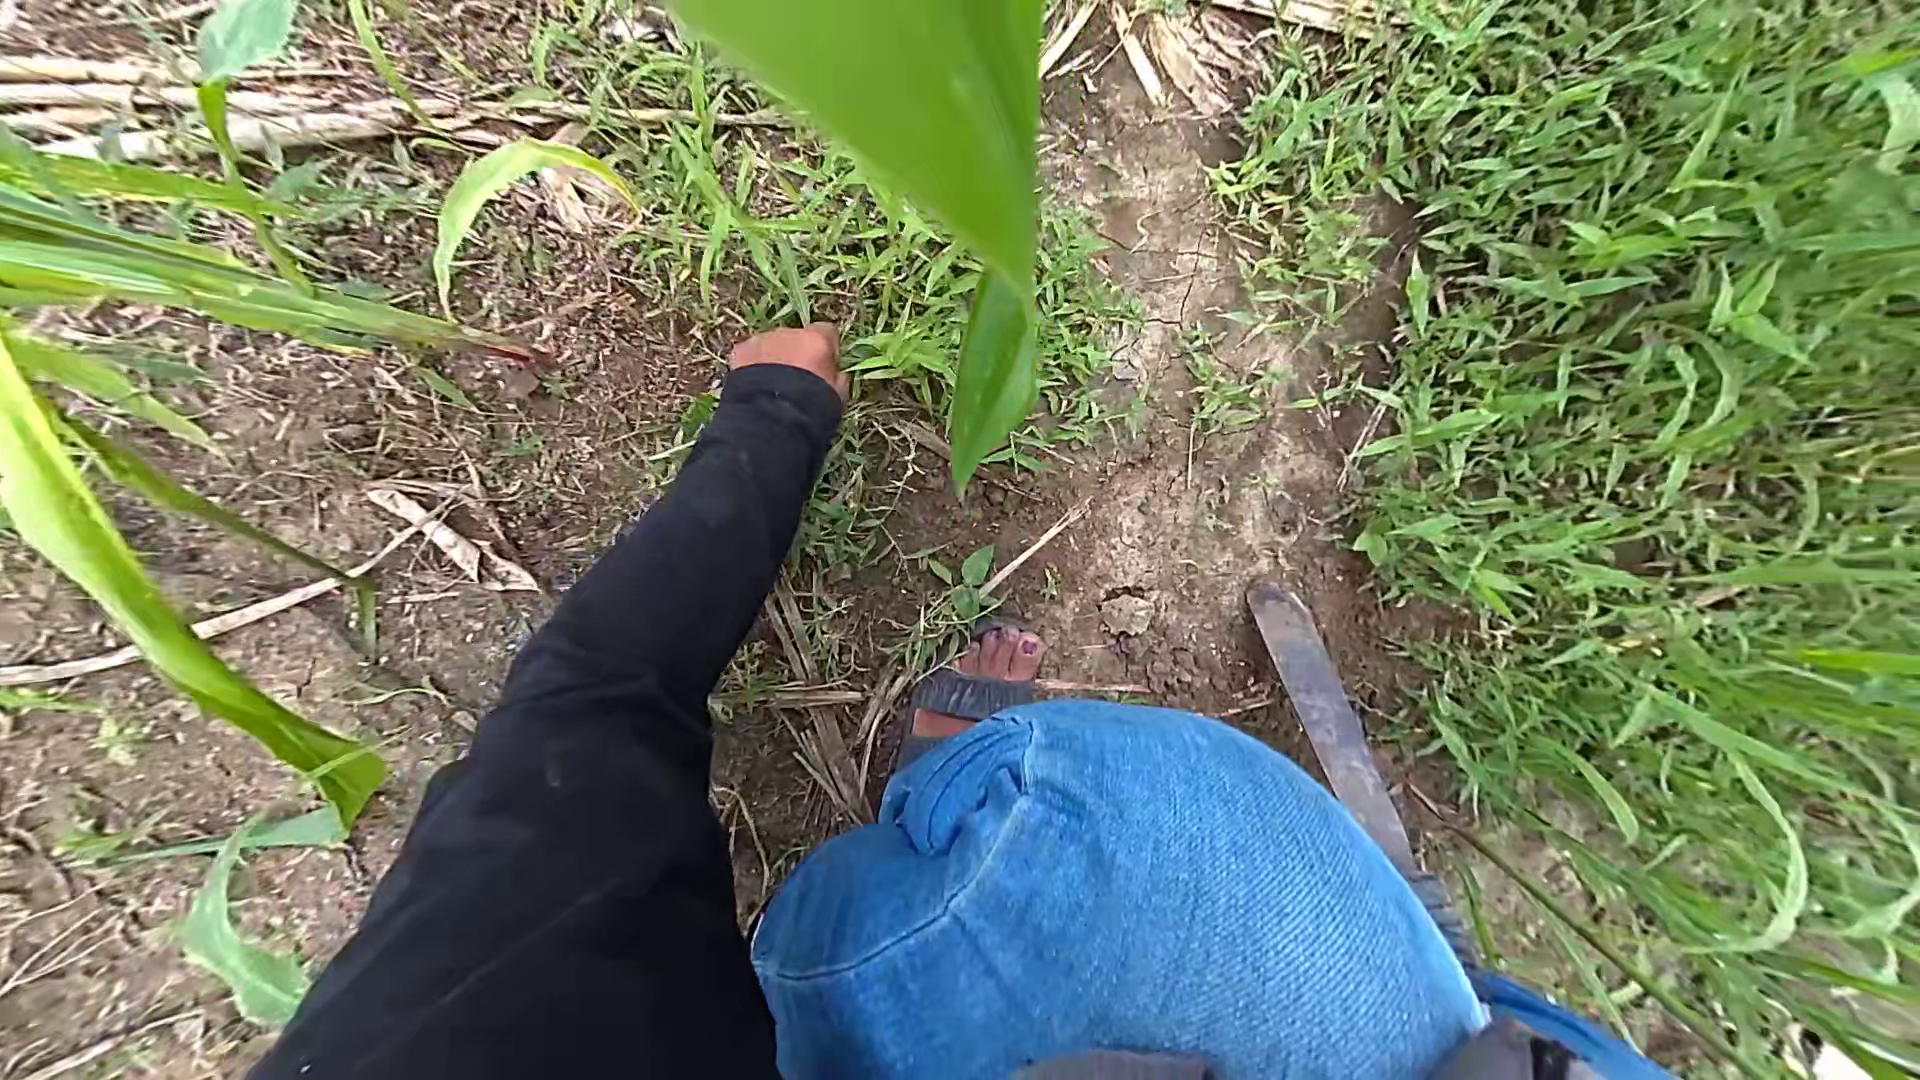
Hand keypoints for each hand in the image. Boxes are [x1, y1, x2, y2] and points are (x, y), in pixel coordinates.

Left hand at [729, 322, 847, 400]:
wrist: (773, 417)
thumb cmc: (813, 407)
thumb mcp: (838, 396)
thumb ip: (838, 378)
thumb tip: (838, 373)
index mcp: (817, 340)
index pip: (827, 332)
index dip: (827, 348)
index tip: (825, 365)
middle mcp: (789, 333)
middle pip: (797, 337)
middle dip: (797, 354)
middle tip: (797, 382)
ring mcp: (762, 339)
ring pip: (772, 344)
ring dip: (775, 360)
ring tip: (775, 388)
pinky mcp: (741, 350)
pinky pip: (751, 354)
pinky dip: (753, 366)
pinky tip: (757, 387)